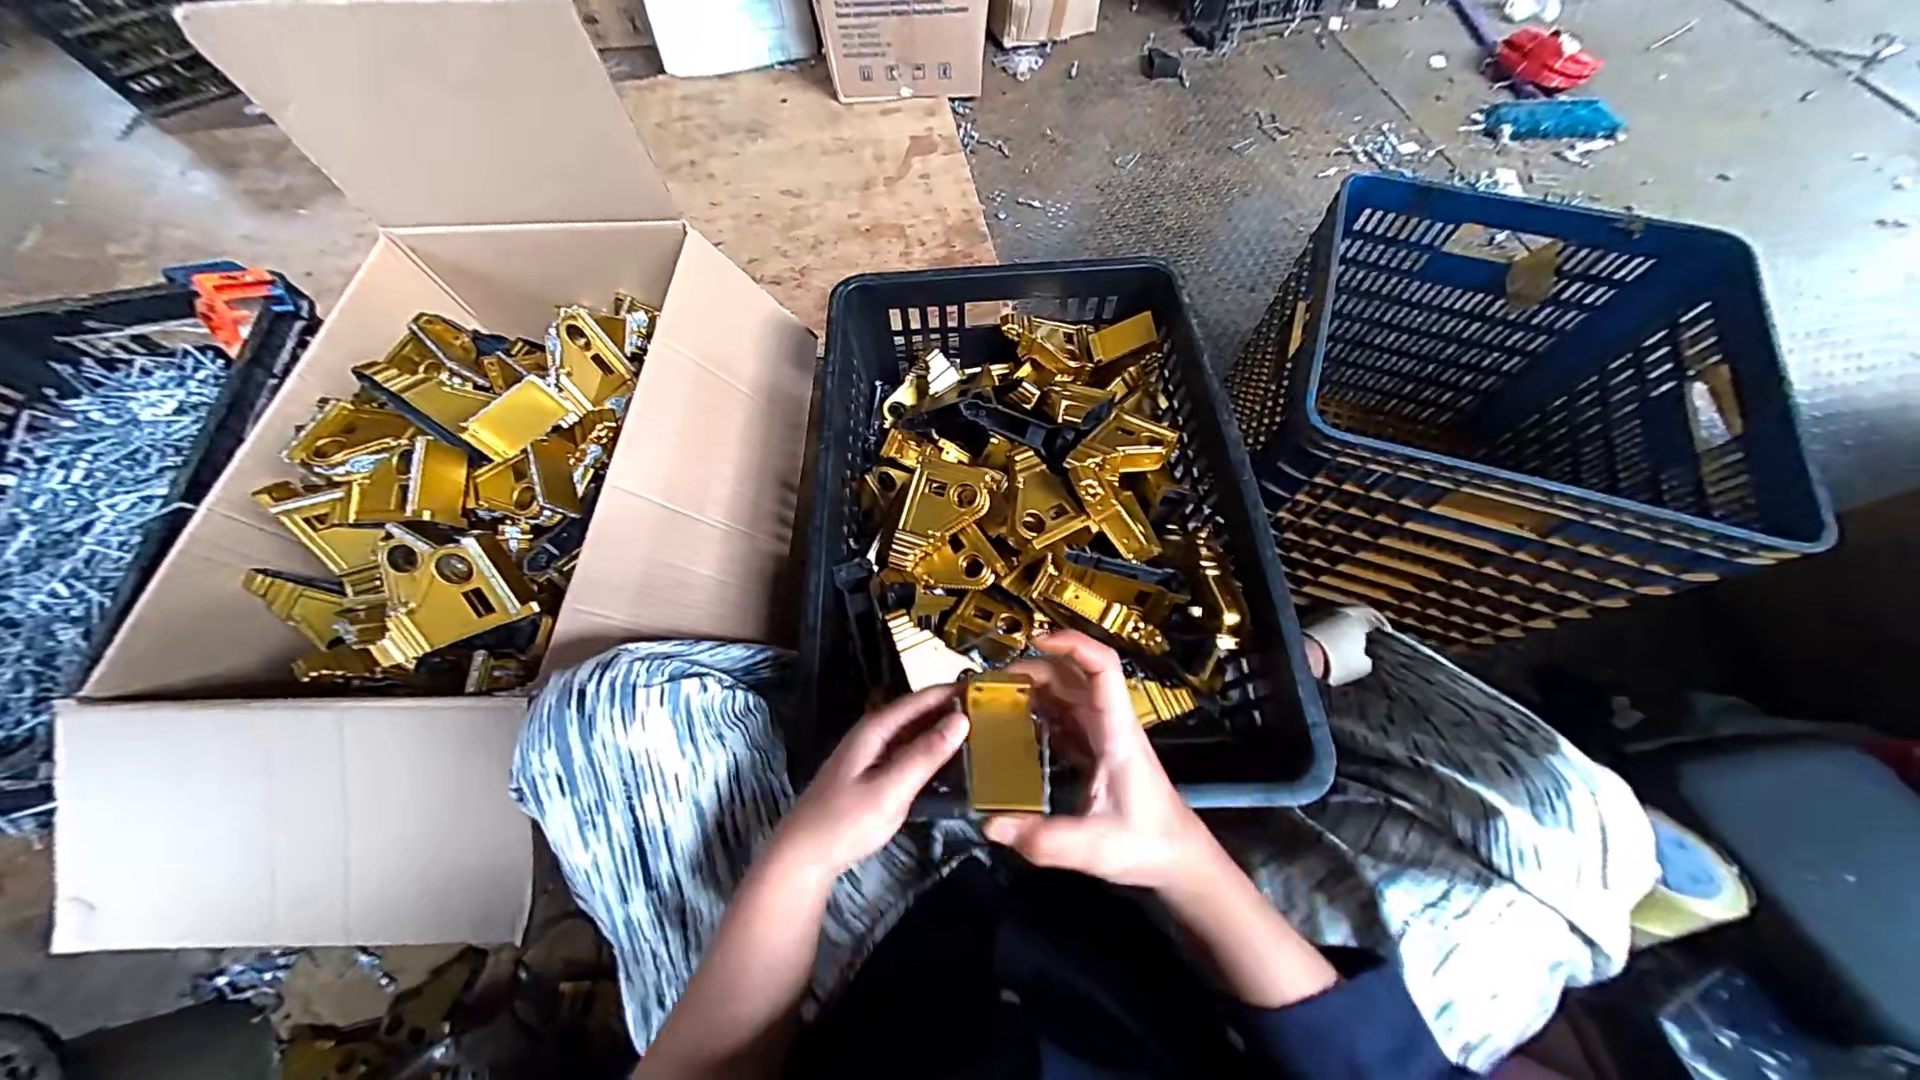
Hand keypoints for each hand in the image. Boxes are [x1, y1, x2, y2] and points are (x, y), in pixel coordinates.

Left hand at [771, 685, 969, 879]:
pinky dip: (930, 752)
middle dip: (950, 711)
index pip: (921, 699)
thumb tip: (961, 720)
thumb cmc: (845, 822)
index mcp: (875, 728)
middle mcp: (873, 733)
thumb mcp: (891, 789)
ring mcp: (871, 754)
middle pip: (917, 713)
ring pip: (913, 733)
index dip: (952, 692)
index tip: (985, 690)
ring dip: (941, 732)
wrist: (803, 856)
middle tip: (990, 714)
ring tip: (978, 735)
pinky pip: (908, 752)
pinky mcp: (872, 774)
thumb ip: (926, 754)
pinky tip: (949, 763)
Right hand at [981, 631, 1219, 890]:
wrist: (1178, 858)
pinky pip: (1064, 716)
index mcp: (1116, 730)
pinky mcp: (1095, 748)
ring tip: (997, 699)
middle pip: (1073, 674)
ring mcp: (1102, 733)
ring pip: (1066, 692)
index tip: (1037, 640)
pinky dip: (1039, 712)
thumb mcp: (1094, 846)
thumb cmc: (1149, 843)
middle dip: (1034, 667)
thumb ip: (1043, 839)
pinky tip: (1015, 726)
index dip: (1072, 644)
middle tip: (995, 682)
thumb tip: (993, 825)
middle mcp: (1109, 723)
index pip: (1102, 666)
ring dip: (1034, 688)